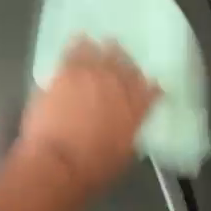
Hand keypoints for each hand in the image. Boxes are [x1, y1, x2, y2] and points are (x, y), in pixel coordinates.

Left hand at [13, 40, 159, 198]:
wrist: (58, 163)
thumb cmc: (93, 169)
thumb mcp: (123, 154)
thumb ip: (128, 131)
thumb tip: (125, 125)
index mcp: (137, 110)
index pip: (152, 91)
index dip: (152, 87)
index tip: (152, 85)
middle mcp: (119, 88)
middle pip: (128, 66)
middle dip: (127, 63)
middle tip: (124, 61)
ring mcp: (92, 76)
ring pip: (103, 52)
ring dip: (104, 50)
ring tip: (103, 46)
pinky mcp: (66, 72)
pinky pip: (76, 50)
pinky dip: (79, 45)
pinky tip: (79, 40)